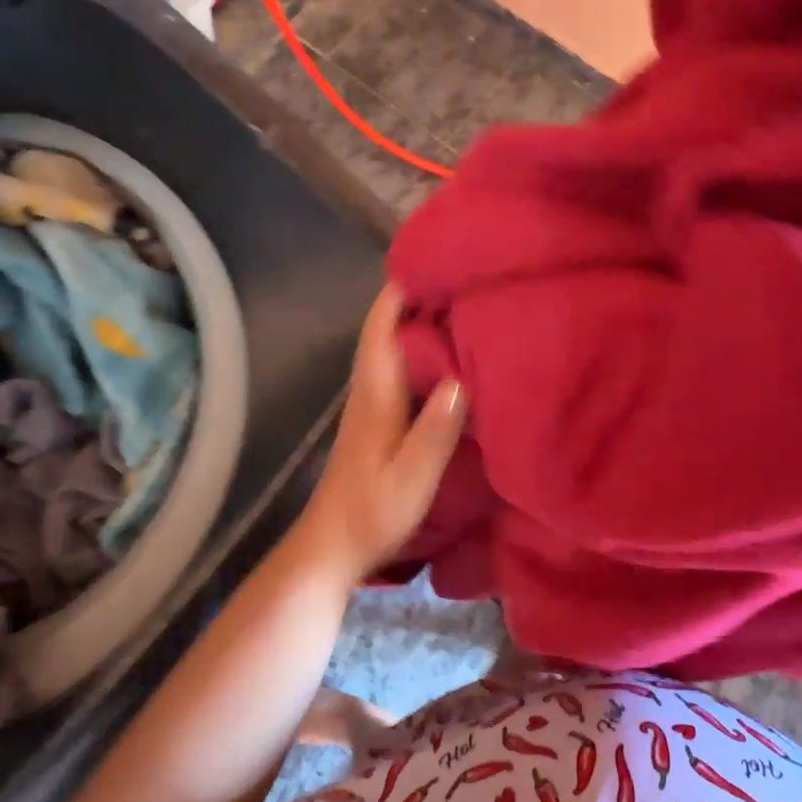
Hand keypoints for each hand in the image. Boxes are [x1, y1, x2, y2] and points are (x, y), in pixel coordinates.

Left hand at [291, 285, 467, 582]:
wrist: (334, 544)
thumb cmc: (372, 511)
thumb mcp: (411, 477)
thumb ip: (435, 430)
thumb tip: (464, 378)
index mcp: (376, 390)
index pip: (383, 322)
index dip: (405, 286)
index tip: (441, 258)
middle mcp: (371, 384)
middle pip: (389, 323)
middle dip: (420, 292)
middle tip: (467, 271)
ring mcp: (373, 398)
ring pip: (395, 341)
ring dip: (422, 316)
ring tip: (466, 299)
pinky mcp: (380, 414)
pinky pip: (402, 363)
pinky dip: (423, 345)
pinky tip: (453, 350)